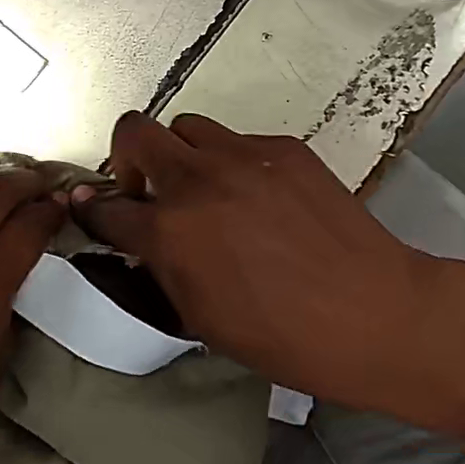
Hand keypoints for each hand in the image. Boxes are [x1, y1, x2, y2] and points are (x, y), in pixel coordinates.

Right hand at [71, 112, 464, 426]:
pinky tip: (257, 196)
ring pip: (187, 127)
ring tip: (204, 187)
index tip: (91, 209)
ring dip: (181, 154)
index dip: (91, 210)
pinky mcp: (284, 148)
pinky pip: (238, 141)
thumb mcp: (201, 318)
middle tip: (146, 188)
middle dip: (125, 156)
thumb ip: (161, 268)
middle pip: (134, 130)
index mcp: (171, 232)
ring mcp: (244, 156)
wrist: (373, 312)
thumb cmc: (283, 337)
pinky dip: (231, 163)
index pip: (107, 207)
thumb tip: (141, 240)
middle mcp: (199, 181)